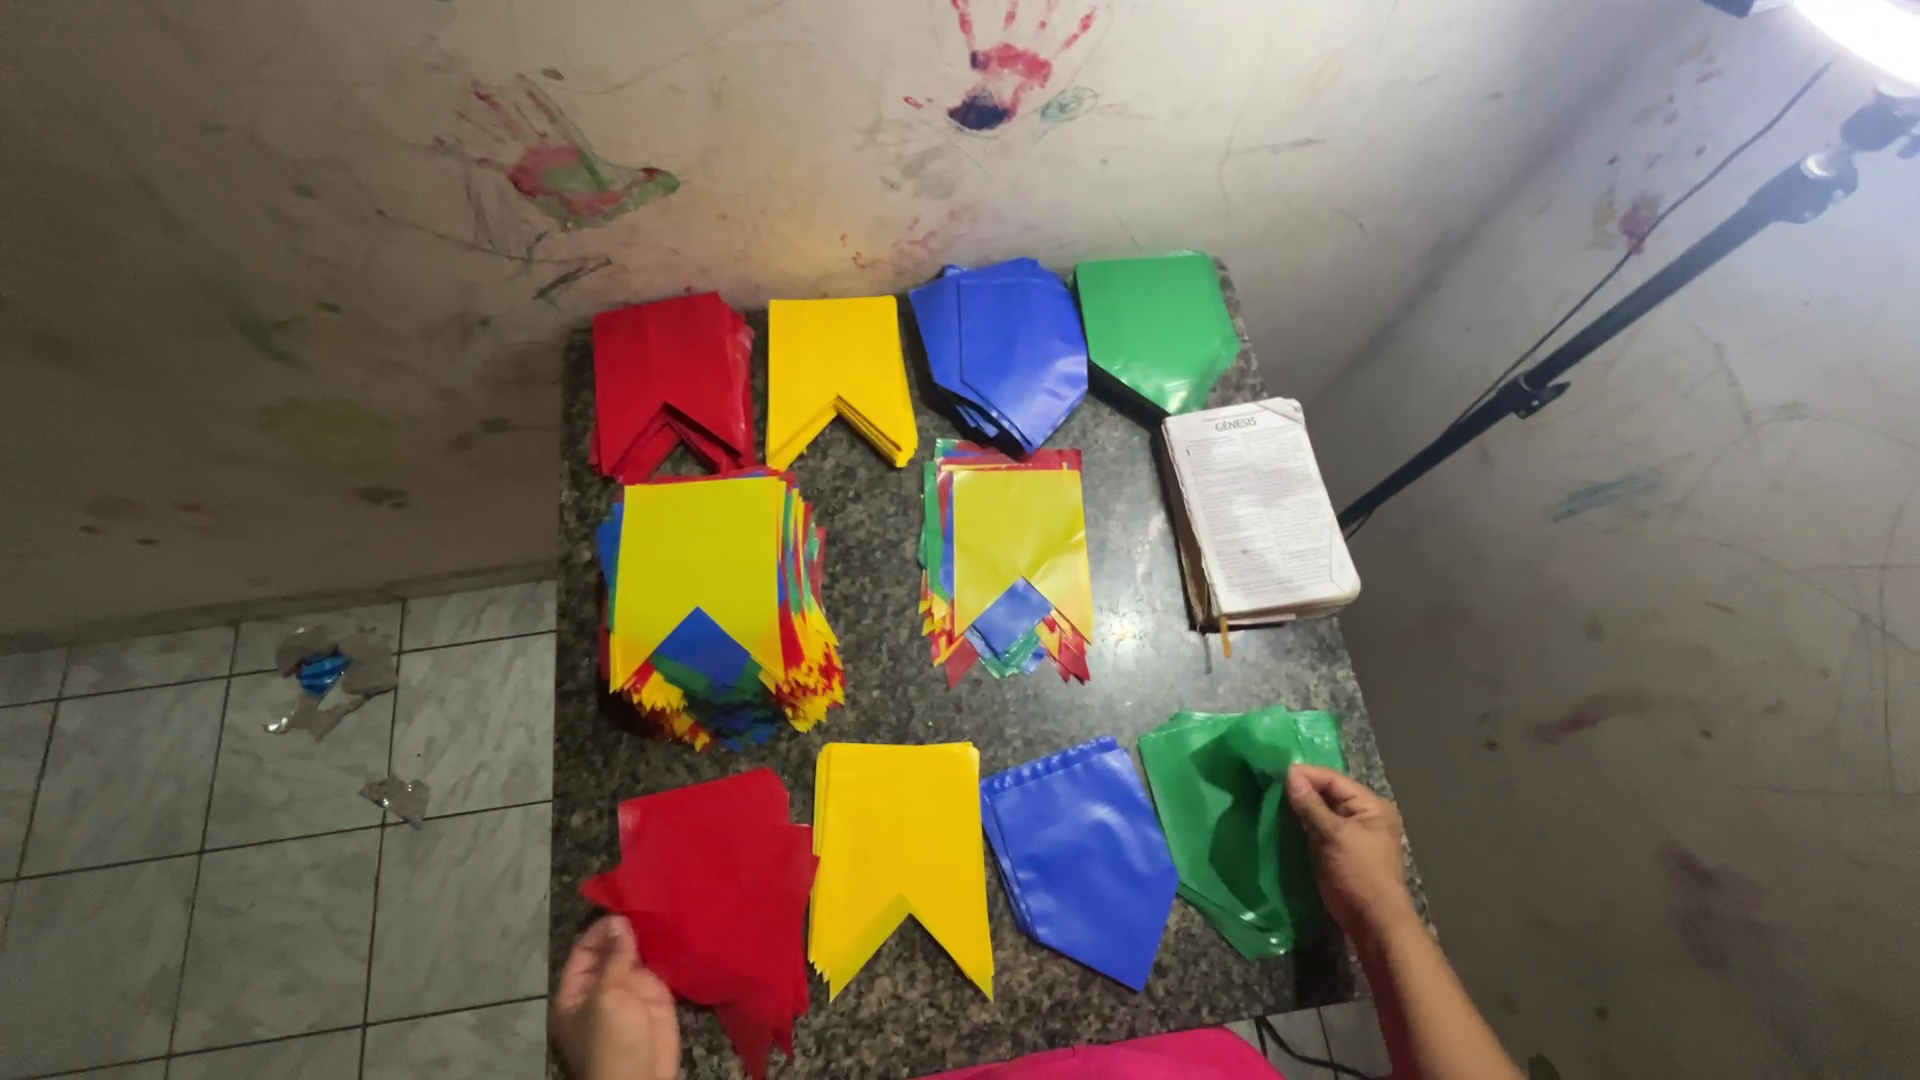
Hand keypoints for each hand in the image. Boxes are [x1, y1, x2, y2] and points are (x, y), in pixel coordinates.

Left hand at [550, 916, 681, 1079]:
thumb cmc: (610, 1042)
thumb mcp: (606, 998)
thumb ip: (614, 958)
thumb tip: (619, 920)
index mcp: (576, 994)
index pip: (584, 952)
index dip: (600, 930)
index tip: (622, 906)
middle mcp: (601, 988)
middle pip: (610, 951)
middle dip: (625, 929)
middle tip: (646, 900)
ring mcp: (629, 991)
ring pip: (636, 956)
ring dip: (646, 936)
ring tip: (662, 907)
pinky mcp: (655, 995)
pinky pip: (658, 966)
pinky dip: (665, 948)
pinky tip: (674, 928)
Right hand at [1286, 765, 1416, 940]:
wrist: (1371, 920)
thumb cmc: (1360, 873)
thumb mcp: (1335, 836)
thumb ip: (1311, 805)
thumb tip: (1290, 775)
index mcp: (1370, 806)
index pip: (1333, 780)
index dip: (1306, 774)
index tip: (1276, 771)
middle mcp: (1360, 813)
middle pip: (1325, 792)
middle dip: (1299, 788)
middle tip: (1268, 781)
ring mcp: (1346, 830)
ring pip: (1316, 808)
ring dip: (1296, 804)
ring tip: (1269, 795)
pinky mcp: (1333, 845)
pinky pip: (1313, 824)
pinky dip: (1298, 819)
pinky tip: (1278, 814)